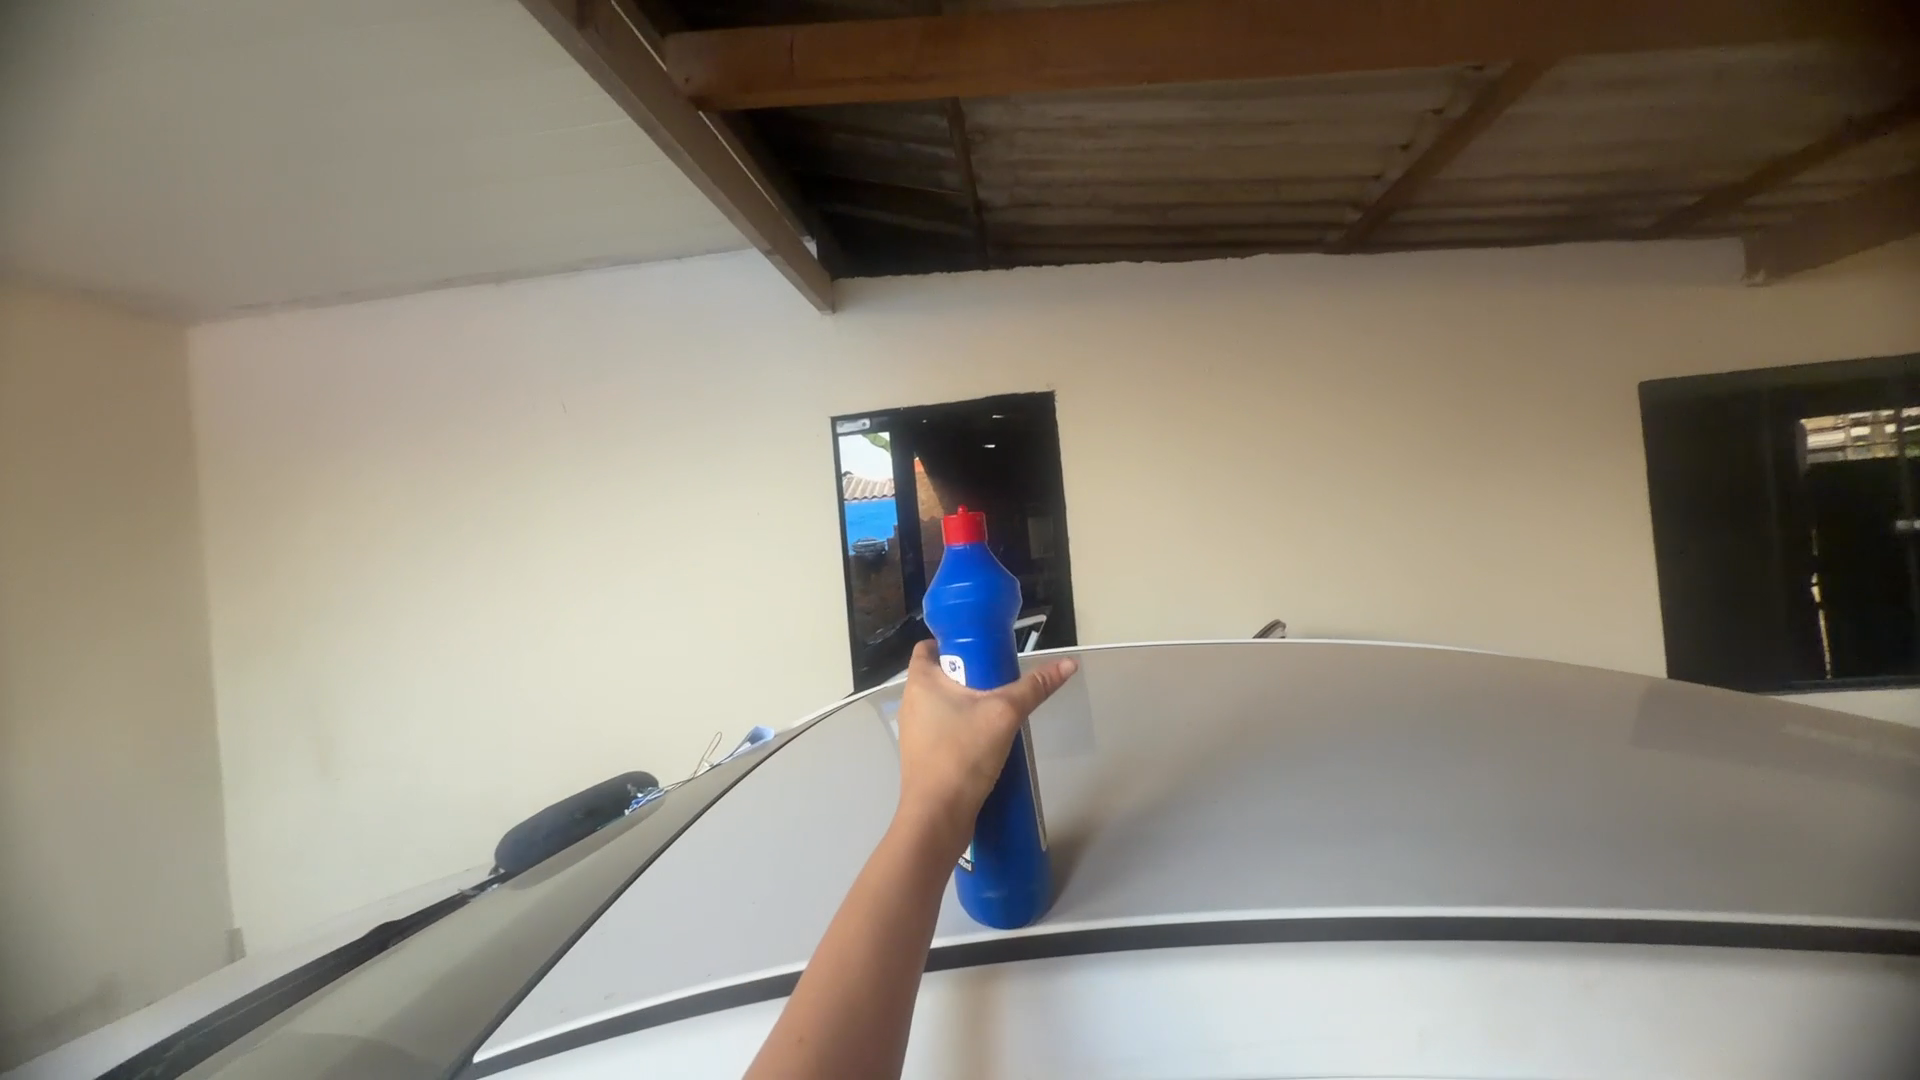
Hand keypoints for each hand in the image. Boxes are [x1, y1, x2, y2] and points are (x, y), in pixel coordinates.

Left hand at [893, 640, 1077, 858]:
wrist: (938, 817)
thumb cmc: (963, 754)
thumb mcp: (1004, 714)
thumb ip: (1034, 688)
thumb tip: (1069, 664)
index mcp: (920, 681)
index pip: (930, 646)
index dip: (954, 643)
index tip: (984, 650)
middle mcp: (912, 702)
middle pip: (942, 675)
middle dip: (971, 676)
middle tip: (1002, 679)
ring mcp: (916, 732)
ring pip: (946, 705)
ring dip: (971, 704)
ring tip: (1001, 710)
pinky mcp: (925, 756)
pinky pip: (946, 730)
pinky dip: (965, 728)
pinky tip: (990, 739)